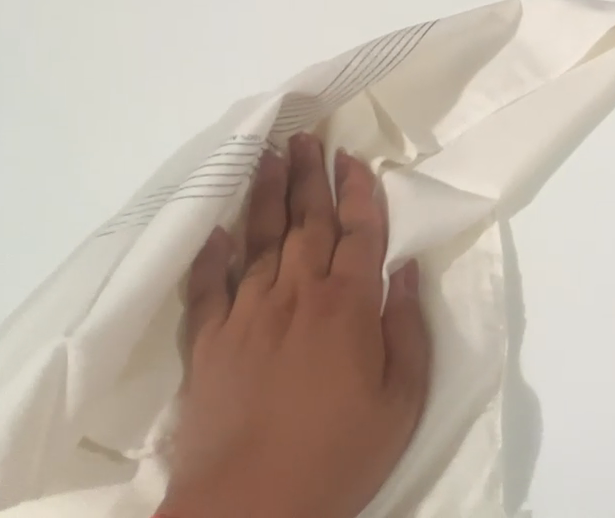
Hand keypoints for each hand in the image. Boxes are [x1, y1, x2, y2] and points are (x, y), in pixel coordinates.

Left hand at [161, 133, 429, 517]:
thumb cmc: (340, 454)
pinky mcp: (208, 345)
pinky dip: (212, 254)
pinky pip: (208, 287)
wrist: (248, 510)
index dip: (358, 190)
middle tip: (306, 134)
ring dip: (265, 194)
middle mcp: (297, 296)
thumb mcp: (402, 397)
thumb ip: (406, 327)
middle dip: (309, 175)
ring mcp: (247, 316)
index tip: (353, 156)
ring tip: (268, 156)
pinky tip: (215, 228)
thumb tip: (402, 269)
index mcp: (347, 305)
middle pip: (307, 221)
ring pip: (259, 239)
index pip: (359, 231)